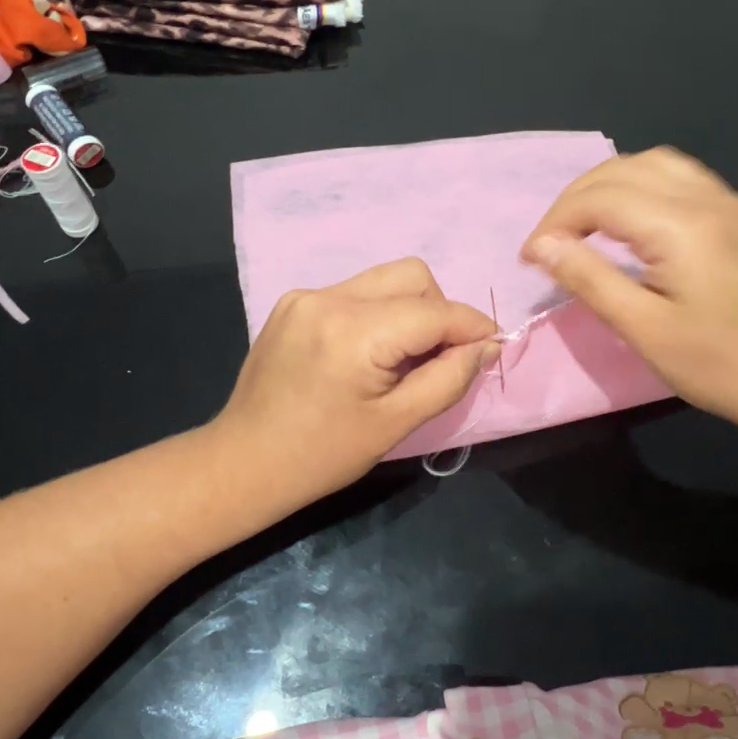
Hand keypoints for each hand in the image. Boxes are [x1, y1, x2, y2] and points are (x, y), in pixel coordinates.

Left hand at [212, 258, 499, 500]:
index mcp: (355, 333)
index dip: (472, 327)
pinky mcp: (293, 301)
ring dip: (409, 310)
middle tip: (439, 358)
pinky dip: (377, 313)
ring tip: (401, 358)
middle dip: (440, 311)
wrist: (245, 461)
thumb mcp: (396, 424)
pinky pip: (355, 292)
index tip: (492, 348)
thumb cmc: (323, 455)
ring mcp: (306, 295)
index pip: (435, 311)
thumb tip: (486, 346)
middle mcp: (329, 299)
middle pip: (413, 277)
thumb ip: (448, 378)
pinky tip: (366, 354)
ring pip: (385, 279)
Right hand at [520, 147, 737, 436]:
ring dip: (609, 185)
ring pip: (653, 163)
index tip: (530, 260)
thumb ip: (590, 279)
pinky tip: (633, 221)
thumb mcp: (645, 330)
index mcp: (681, 225)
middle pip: (622, 170)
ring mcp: (729, 202)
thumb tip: (542, 245)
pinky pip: (681, 176)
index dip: (555, 223)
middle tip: (551, 244)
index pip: (598, 198)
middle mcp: (706, 198)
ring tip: (585, 225)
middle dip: (575, 200)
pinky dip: (642, 185)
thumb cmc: (721, 367)